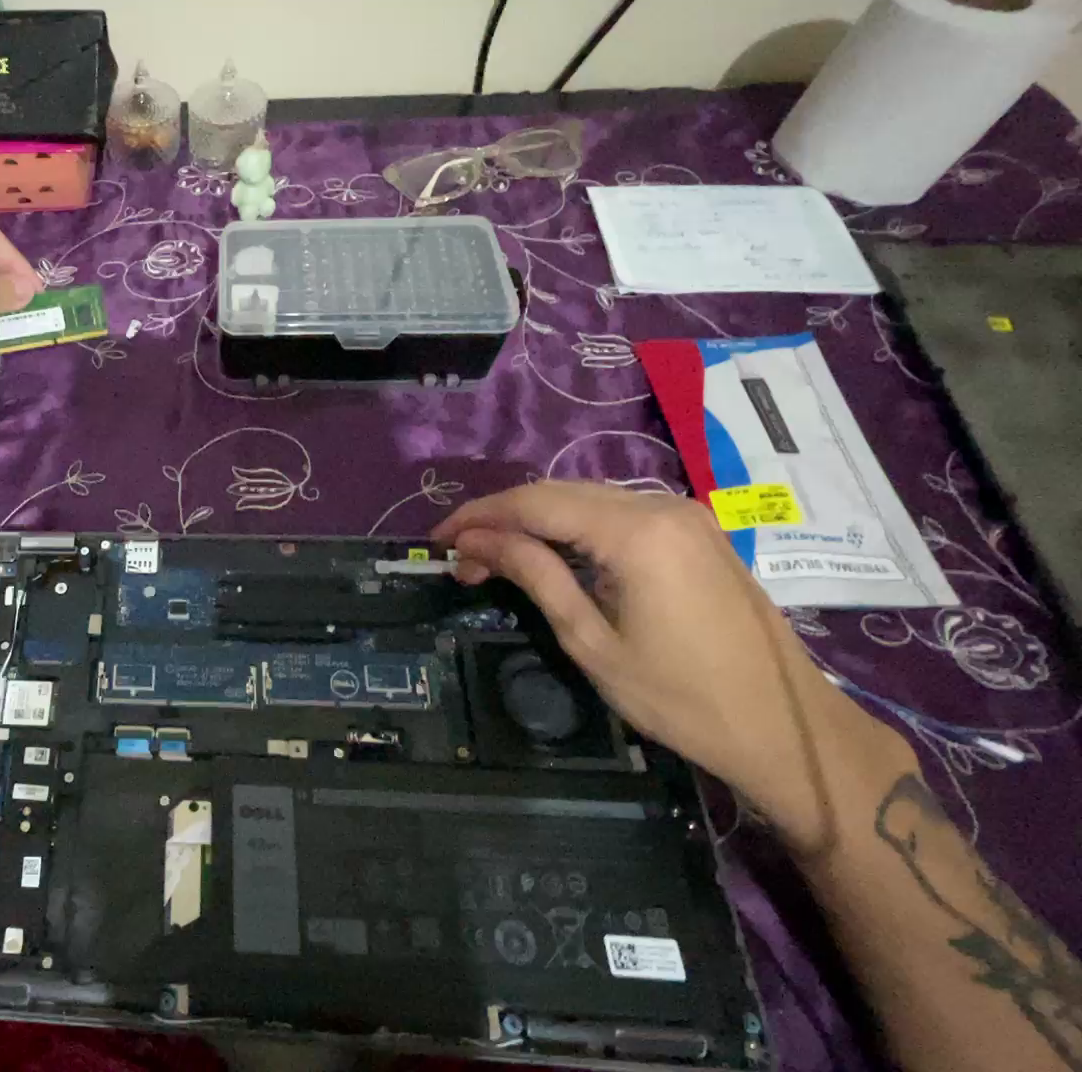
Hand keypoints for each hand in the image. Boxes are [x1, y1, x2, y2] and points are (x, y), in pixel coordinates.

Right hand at [434, 481, 911, 855]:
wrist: (785, 729)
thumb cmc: (678, 696)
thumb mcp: (588, 639)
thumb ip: (532, 575)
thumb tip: (473, 542)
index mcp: (636, 532)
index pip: (535, 503)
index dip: (478, 516)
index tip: (437, 541)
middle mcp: (662, 507)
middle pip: (559, 493)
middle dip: (502, 519)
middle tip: (460, 557)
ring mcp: (685, 517)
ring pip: (586, 499)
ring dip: (534, 522)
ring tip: (492, 557)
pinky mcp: (695, 533)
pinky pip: (617, 513)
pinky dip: (571, 528)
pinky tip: (547, 553)